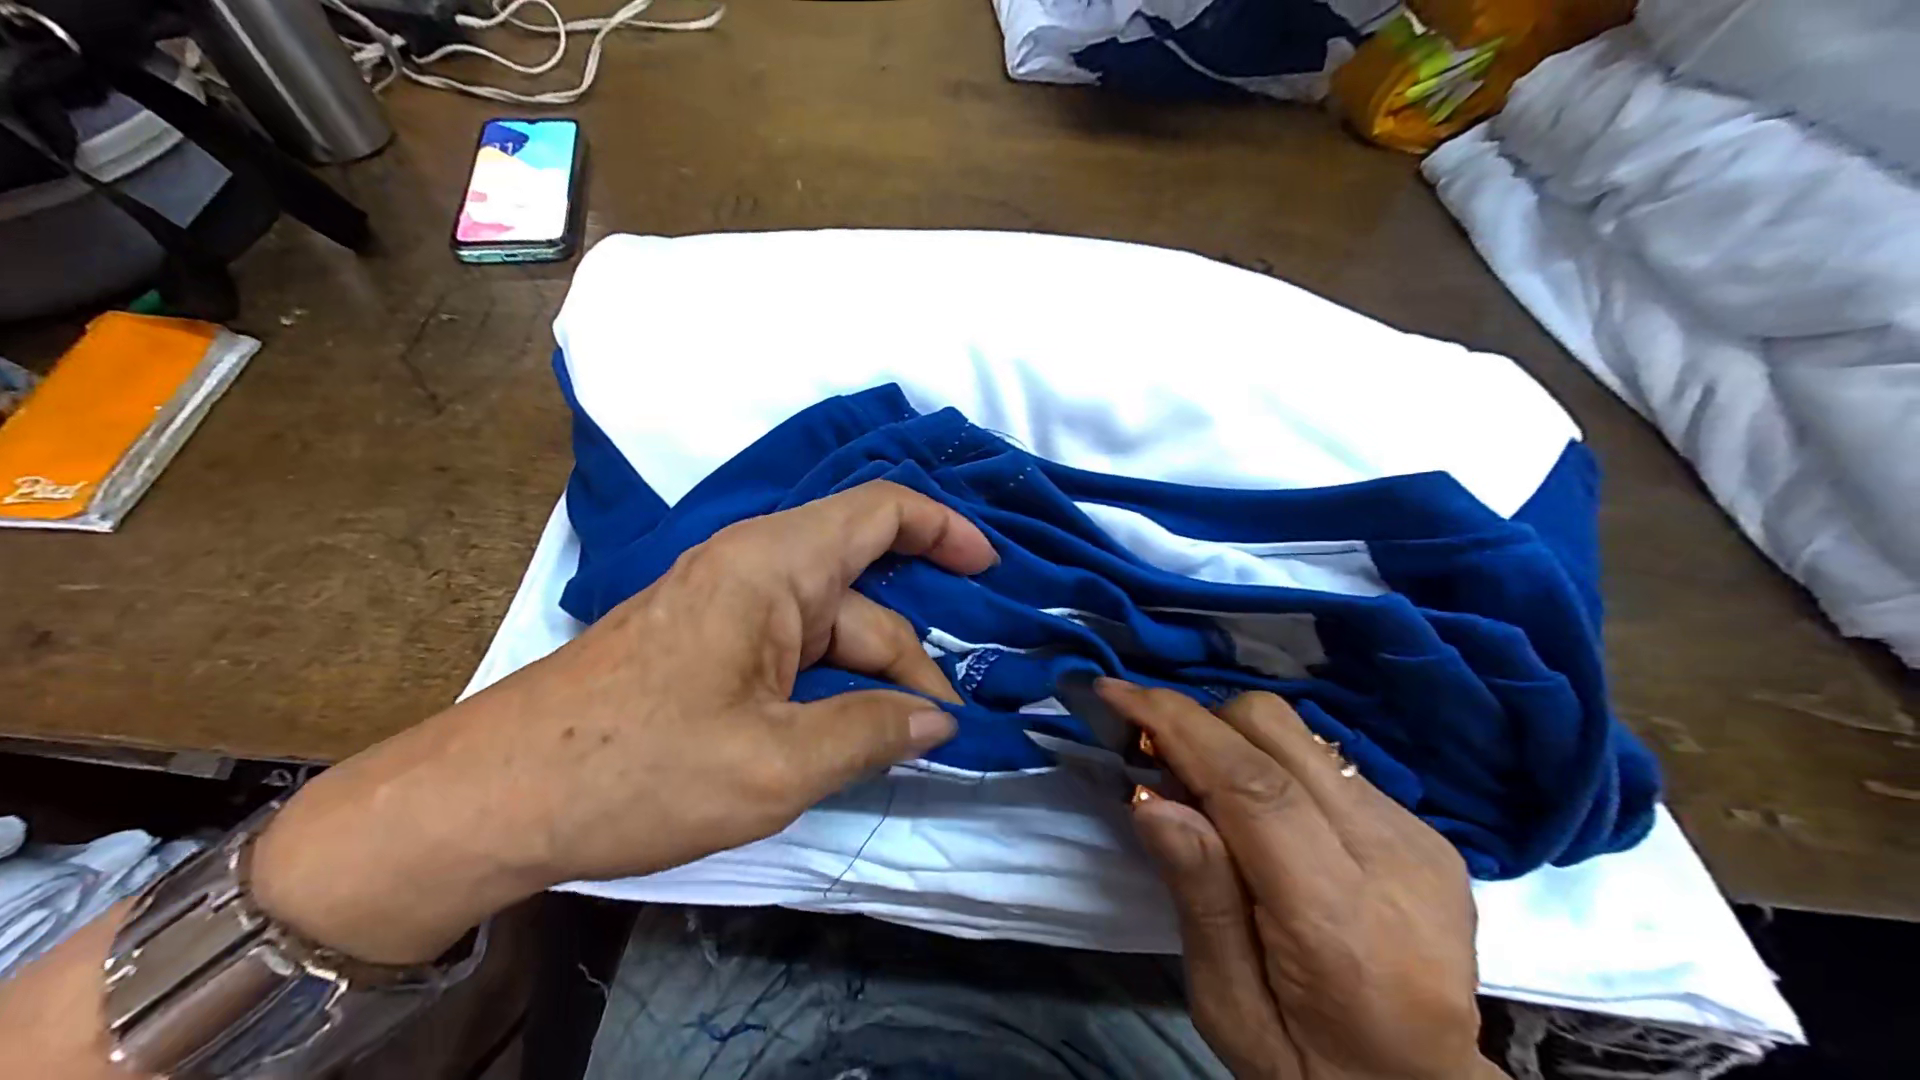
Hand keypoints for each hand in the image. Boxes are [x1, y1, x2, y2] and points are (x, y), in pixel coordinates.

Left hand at [252, 480, 994, 963]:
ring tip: (902, 740)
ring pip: (831, 630)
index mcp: (772, 565)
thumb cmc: (637, 768)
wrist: (494, 798)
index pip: (880, 510)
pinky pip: (796, 652)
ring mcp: (730, 609)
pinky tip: (850, 732)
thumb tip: (939, 721)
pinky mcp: (712, 645)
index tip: (990, 569)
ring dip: (872, 680)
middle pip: (863, 592)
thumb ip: (870, 732)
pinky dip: (833, 686)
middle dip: (912, 654)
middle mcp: (755, 570)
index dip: (944, 528)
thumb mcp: (774, 763)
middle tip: (946, 723)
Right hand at [1097, 683, 1497, 1079]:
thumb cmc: (1311, 1067)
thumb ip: (1198, 899)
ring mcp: (1417, 836)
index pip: (1253, 786)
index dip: (1178, 725)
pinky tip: (1258, 813)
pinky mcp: (1424, 830)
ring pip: (1300, 733)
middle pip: (1278, 732)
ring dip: (1232, 738)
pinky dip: (1270, 762)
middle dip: (1199, 722)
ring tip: (1199, 784)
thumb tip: (1151, 799)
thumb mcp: (1230, 1011)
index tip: (1115, 692)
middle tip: (1152, 756)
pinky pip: (1324, 759)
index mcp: (1341, 920)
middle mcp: (1392, 857)